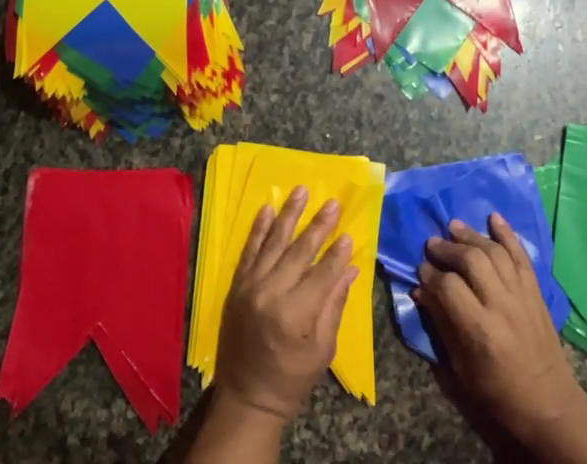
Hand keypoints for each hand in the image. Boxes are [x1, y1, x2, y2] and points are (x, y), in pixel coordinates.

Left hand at [214, 186, 358, 421]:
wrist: (246, 397)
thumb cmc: (291, 379)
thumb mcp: (323, 349)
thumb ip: (333, 305)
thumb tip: (349, 270)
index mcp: (296, 314)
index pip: (323, 273)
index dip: (338, 253)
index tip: (349, 233)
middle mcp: (271, 293)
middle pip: (299, 251)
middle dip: (318, 225)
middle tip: (332, 202)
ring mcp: (250, 287)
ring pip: (273, 243)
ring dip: (288, 215)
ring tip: (300, 191)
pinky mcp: (236, 286)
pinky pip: (249, 251)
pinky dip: (258, 230)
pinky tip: (267, 210)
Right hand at [414, 213, 581, 439]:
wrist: (549, 402)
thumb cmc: (497, 392)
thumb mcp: (460, 367)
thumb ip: (441, 324)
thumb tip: (421, 291)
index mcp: (480, 330)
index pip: (449, 286)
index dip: (430, 274)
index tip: (419, 269)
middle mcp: (502, 306)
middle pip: (472, 261)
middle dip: (448, 249)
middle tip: (431, 244)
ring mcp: (522, 296)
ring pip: (496, 253)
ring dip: (472, 236)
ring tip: (453, 227)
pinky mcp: (536, 292)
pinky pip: (522, 256)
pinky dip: (508, 234)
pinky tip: (494, 217)